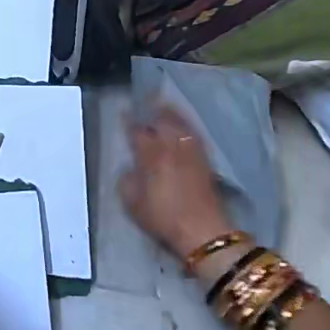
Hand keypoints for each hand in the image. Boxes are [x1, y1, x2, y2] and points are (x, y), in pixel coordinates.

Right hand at [118, 106, 231, 257]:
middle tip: (146, 98)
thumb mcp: (132, 202)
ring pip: (180, 125)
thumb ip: (128, 179)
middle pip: (162, 121)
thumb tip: (130, 167)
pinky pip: (194, 135)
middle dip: (153, 108)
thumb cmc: (162, 218)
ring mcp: (190, 153)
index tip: (124, 111)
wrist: (202, 232)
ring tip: (165, 104)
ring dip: (172, 113)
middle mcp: (170, 148)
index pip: (137, 132)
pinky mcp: (205, 161)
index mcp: (150, 156)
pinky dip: (187, 126)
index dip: (129, 121)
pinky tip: (183, 126)